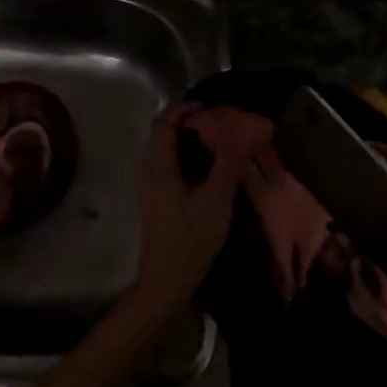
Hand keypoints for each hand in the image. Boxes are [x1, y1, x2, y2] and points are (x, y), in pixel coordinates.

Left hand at [127, 102, 240, 315]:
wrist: (166, 280)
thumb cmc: (191, 238)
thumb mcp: (216, 200)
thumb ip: (227, 163)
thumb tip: (237, 132)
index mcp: (160, 166)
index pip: (165, 124)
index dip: (183, 109)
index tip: (208, 106)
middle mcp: (150, 171)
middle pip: (161, 134)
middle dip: (184, 121)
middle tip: (212, 120)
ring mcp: (150, 187)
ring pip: (162, 150)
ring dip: (183, 139)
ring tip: (211, 140)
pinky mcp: (156, 200)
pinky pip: (166, 164)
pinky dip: (182, 155)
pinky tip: (202, 167)